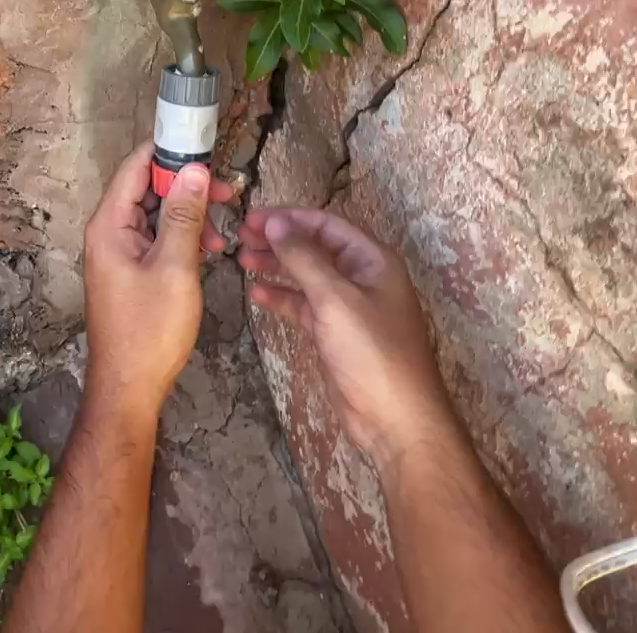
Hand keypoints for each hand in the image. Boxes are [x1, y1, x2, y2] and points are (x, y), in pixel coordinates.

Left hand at [81, 142, 234, 418]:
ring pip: (156, 215)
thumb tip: (193, 169)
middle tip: (226, 190)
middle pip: (147, 189)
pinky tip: (210, 251)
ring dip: (189, 215)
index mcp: (110, 225)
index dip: (167, 151)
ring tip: (223, 227)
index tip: (203, 144)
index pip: (135, 167)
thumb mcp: (174, 267)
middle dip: (186, 186)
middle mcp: (109, 232)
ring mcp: (119, 253)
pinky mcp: (131, 271)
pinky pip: (157, 240)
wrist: (129, 388)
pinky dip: (183, 239)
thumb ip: (183, 216)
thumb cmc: (149, 330)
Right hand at [238, 208, 449, 468]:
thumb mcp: (334, 298)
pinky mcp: (335, 332)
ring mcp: (349, 306)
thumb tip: (276, 223)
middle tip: (241, 236)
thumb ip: (303, 257)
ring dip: (276, 266)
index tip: (252, 217)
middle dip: (279, 240)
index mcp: (372, 260)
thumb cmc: (372, 352)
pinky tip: (257, 295)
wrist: (395, 420)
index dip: (289, 218)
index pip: (326, 225)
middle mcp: (362, 277)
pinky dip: (282, 297)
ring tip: (243, 260)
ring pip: (307, 275)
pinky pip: (304, 304)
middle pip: (315, 247)